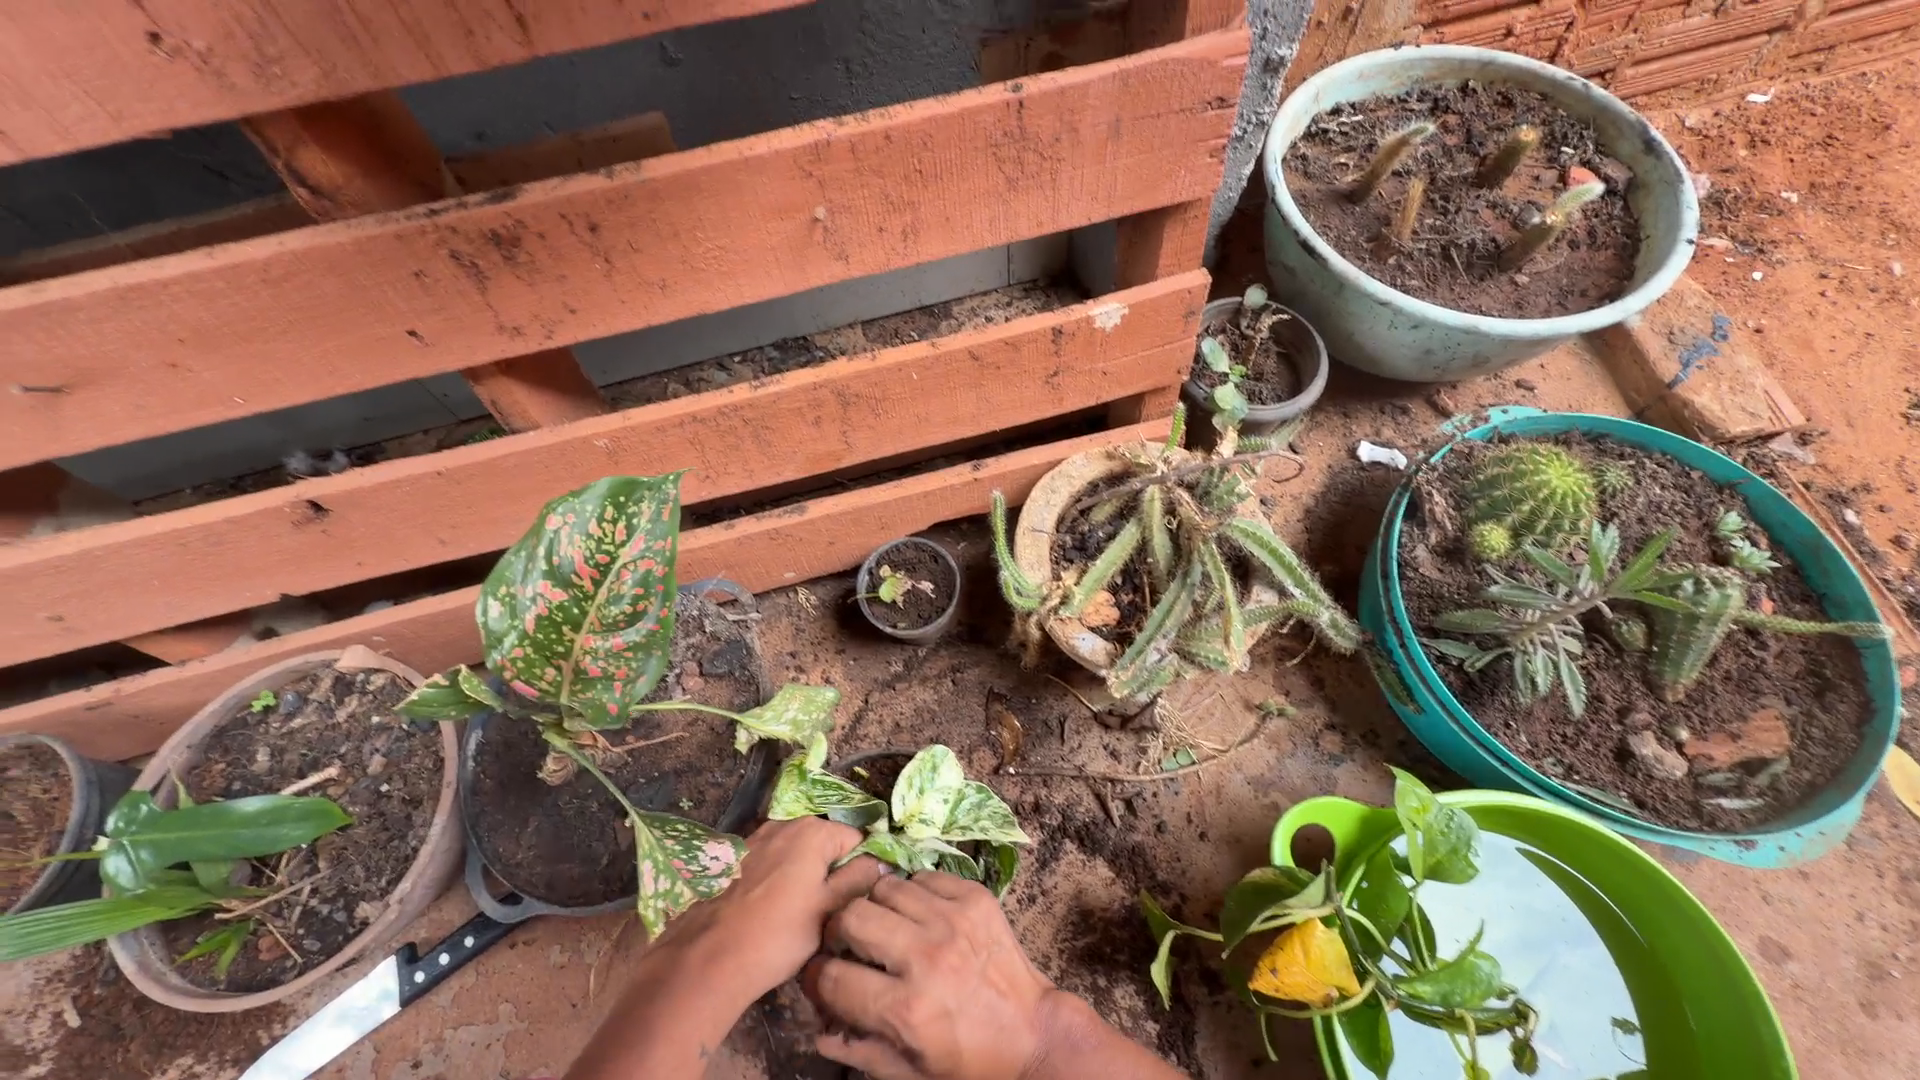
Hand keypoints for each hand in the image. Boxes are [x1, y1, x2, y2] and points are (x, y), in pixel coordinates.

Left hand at [658, 816, 882, 1000]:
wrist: (707, 957)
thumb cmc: (777, 934)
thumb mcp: (829, 910)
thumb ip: (859, 879)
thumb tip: (880, 861)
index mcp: (813, 830)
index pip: (857, 840)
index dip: (861, 869)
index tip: (854, 900)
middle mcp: (785, 823)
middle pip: (825, 843)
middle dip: (831, 871)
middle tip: (827, 910)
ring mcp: (756, 838)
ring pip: (797, 853)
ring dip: (804, 875)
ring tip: (798, 914)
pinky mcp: (735, 857)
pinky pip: (771, 862)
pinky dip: (778, 879)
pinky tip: (770, 909)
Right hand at [804, 871, 1069, 1079]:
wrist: (1032, 1033)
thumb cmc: (969, 1060)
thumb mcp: (912, 1072)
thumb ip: (860, 1050)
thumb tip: (818, 1030)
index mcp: (907, 1010)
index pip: (833, 977)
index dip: (818, 977)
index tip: (823, 977)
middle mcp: (927, 957)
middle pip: (853, 917)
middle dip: (842, 931)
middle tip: (851, 944)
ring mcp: (952, 920)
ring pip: (886, 887)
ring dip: (878, 907)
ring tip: (888, 926)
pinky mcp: (975, 897)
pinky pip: (923, 875)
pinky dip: (914, 892)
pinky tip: (921, 914)